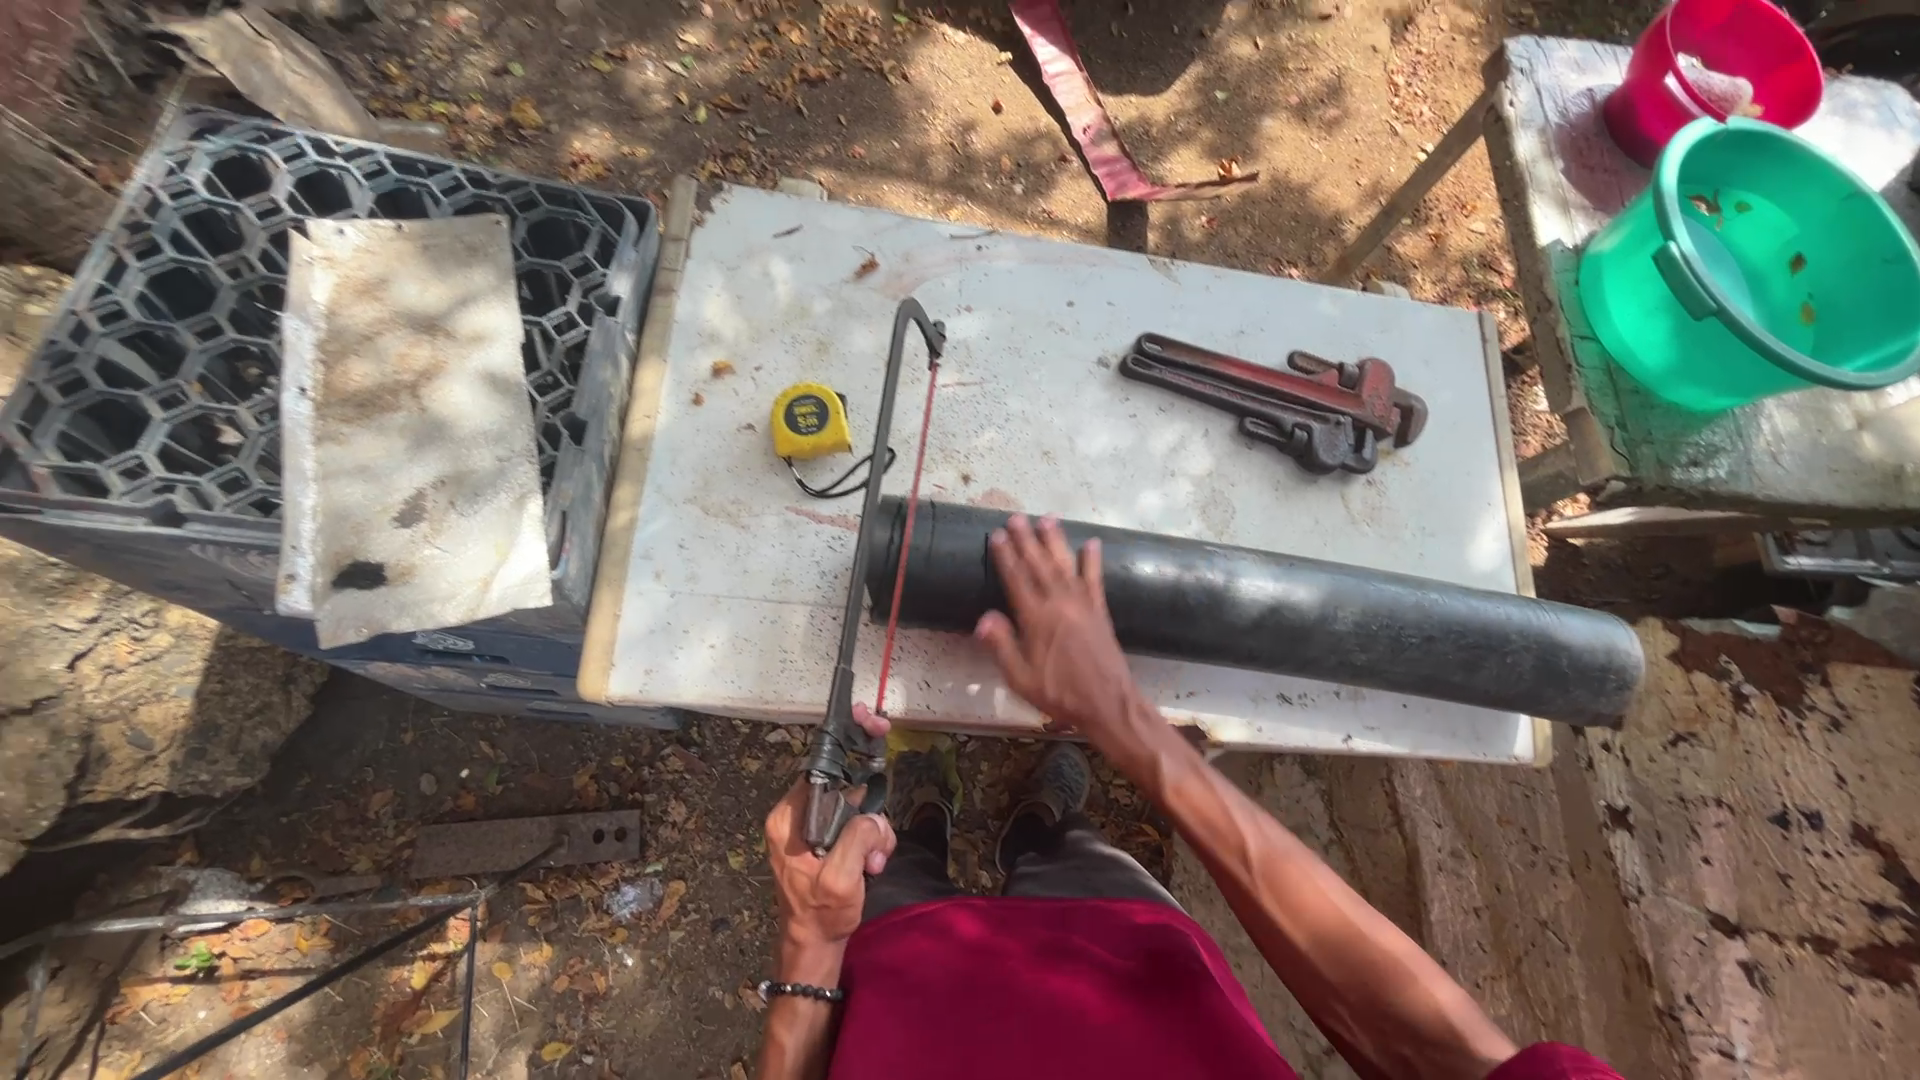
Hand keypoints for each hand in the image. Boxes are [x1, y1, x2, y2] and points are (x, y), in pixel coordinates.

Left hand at [763, 703, 896, 964]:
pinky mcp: (828, 839)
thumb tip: (872, 816)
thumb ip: (857, 837)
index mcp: (789, 817)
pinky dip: (872, 840)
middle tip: (881, 826)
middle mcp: (796, 815)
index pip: (818, 764)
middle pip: (841, 780)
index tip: (870, 720)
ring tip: (874, 864)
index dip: (847, 741)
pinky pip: (858, 823)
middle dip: (869, 800)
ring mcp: (813, 827)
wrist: (814, 949)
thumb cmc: (820, 915)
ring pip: (856, 804)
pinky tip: (873, 865)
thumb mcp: (839, 878)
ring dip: (874, 831)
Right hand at [974, 515, 1141, 745]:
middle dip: (1027, 540)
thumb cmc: (1059, 694)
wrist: (1108, 704)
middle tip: (1017, 516)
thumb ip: (1002, 646)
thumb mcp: (1020, 678)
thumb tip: (983, 618)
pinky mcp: (1100, 611)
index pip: (1017, 580)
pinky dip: (1092, 560)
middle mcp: (1059, 604)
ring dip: (1056, 541)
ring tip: (1048, 518)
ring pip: (1065, 565)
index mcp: (1036, 620)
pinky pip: (1094, 579)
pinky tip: (1091, 543)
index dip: (1006, 556)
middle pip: (1039, 565)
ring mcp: (1082, 605)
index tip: (998, 535)